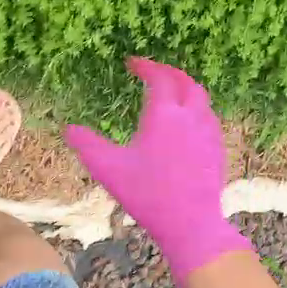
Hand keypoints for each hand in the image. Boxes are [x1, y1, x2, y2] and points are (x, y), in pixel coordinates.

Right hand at [64, 57, 252, 287]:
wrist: (191, 224)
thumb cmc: (147, 195)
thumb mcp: (109, 169)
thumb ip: (86, 145)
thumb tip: (69, 129)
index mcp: (164, 115)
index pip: (159, 77)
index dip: (146, 66)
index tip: (133, 63)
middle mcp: (191, 117)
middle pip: (186, 82)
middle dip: (169, 72)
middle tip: (153, 71)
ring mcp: (208, 133)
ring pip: (201, 99)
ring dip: (185, 89)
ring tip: (170, 93)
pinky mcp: (217, 150)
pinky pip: (208, 118)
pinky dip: (195, 109)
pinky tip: (186, 123)